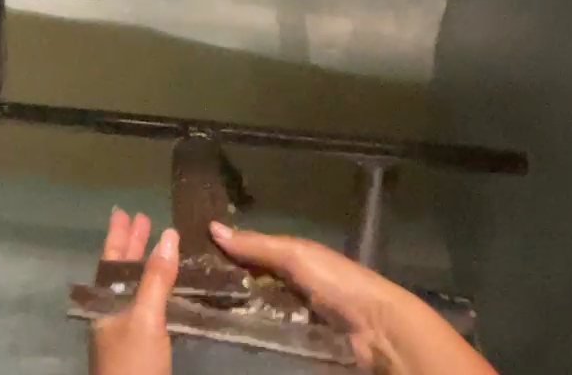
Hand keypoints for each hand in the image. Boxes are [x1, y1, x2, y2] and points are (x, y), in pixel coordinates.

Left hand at [88, 208, 179, 374]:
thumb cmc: (133, 364)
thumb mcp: (146, 317)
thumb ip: (156, 278)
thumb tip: (168, 234)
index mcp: (104, 301)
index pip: (111, 258)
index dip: (119, 234)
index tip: (125, 210)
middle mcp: (110, 312)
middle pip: (120, 271)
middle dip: (132, 245)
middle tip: (143, 218)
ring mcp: (122, 331)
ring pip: (132, 288)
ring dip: (144, 266)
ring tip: (157, 245)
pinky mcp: (138, 349)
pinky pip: (144, 307)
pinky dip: (153, 290)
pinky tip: (164, 290)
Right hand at [209, 223, 497, 374]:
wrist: (376, 330)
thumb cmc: (335, 281)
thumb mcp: (294, 255)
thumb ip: (256, 245)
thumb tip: (212, 227)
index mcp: (295, 258)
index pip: (254, 254)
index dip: (229, 255)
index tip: (195, 258)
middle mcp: (296, 285)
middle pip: (256, 286)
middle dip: (232, 289)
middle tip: (194, 292)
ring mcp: (300, 317)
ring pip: (261, 313)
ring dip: (242, 315)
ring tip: (206, 316)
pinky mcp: (304, 344)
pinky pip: (273, 336)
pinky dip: (257, 335)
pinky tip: (234, 335)